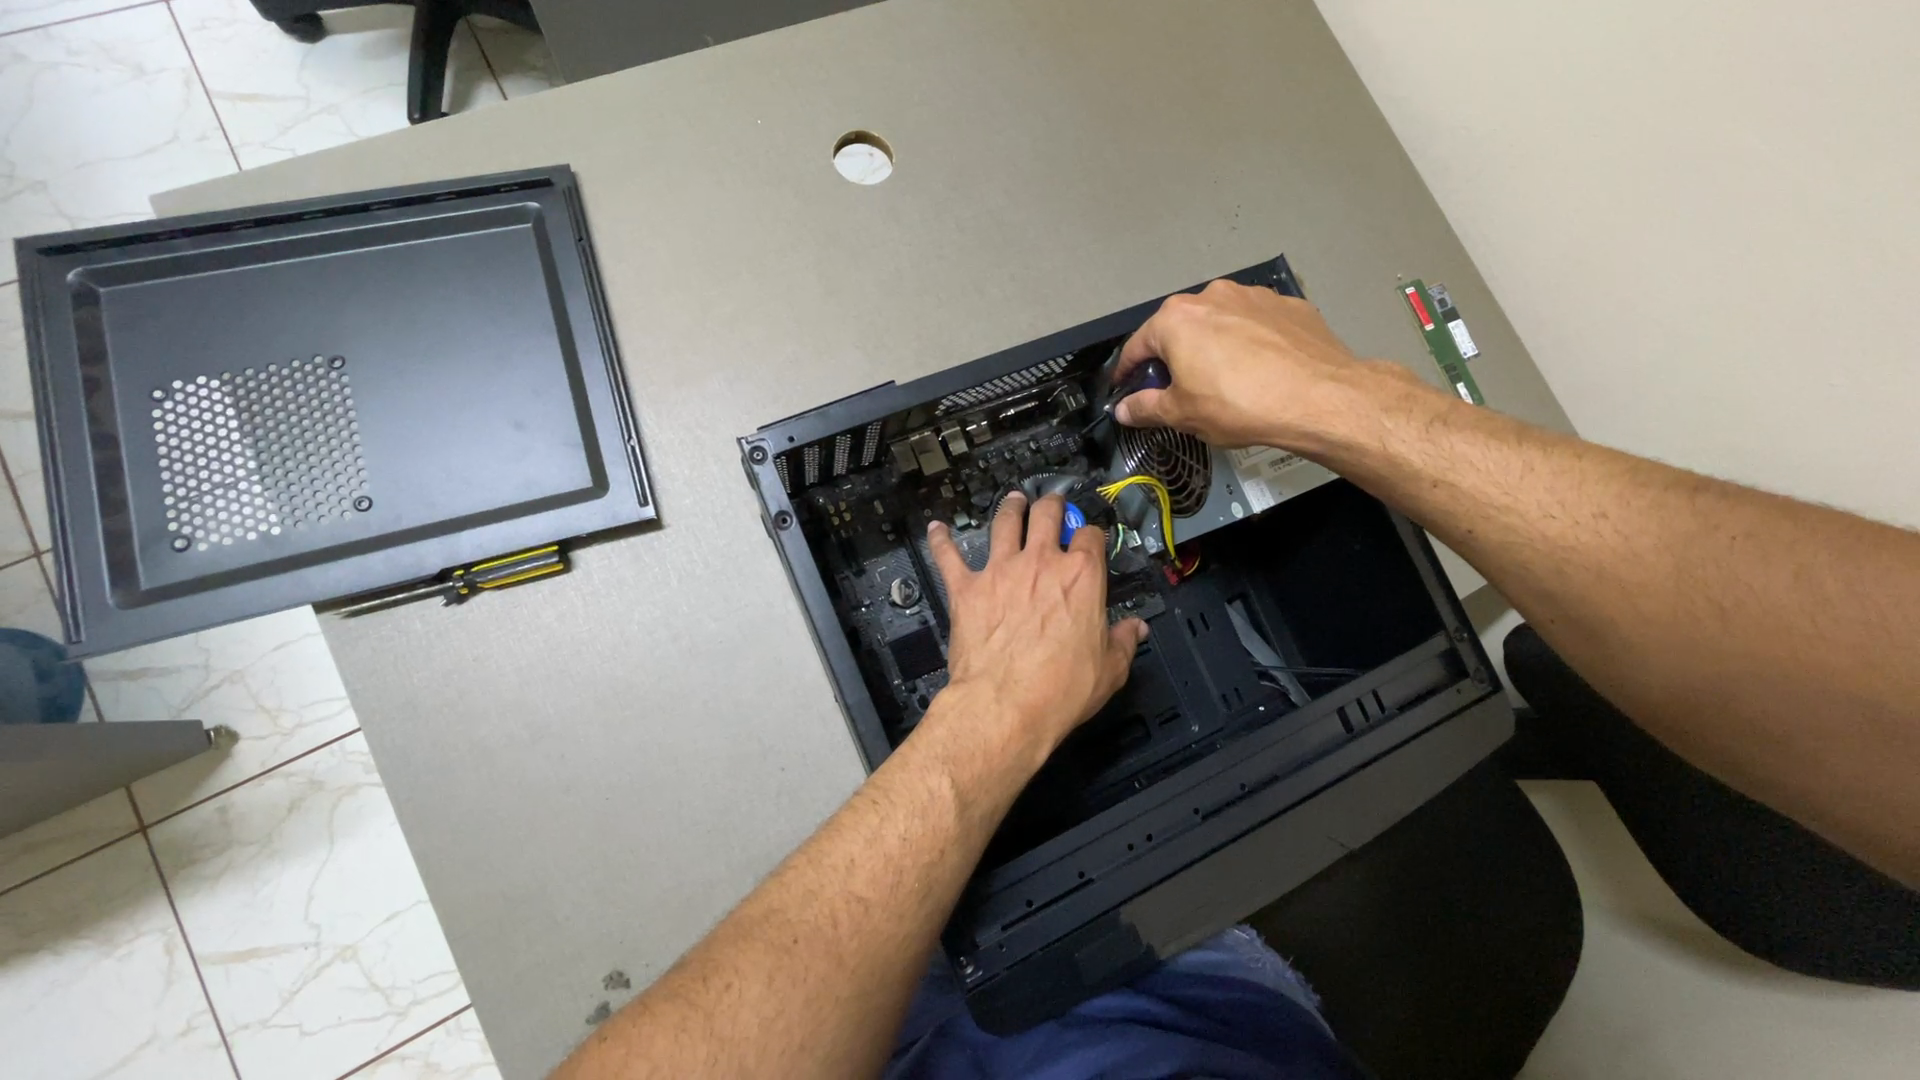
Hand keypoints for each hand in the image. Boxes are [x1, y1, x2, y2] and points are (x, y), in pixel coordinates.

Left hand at [925, 492, 1147, 762]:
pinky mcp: (965, 588)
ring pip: (1005, 523)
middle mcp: (1042, 562)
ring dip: (1010, 508)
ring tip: (1013, 501)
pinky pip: (949, 556)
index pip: (1092, 537)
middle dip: (1053, 506)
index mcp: (1082, 576)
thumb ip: (1123, 642)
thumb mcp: (1110, 670)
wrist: (1004, 704)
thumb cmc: (1063, 689)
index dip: (1092, 536)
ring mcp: (1000, 571)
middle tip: (1052, 505)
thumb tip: (1137, 628)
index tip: (1090, 541)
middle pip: (1047, 515)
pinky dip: (941, 540)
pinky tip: (937, 529)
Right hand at [1114, 279, 1423, 450]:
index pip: (1137, 346)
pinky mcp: (1289, 305)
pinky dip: (1250, 343)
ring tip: (1223, 379)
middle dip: (1173, 356)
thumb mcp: (1182, 414)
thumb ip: (1146, 408)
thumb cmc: (1239, 405)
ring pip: (1220, 322)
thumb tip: (1124, 409)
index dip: (1127, 371)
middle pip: (1179, 328)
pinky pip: (1257, 325)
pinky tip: (1259, 371)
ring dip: (1213, 346)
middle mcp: (1212, 296)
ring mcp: (1254, 296)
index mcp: (1177, 320)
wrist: (1319, 398)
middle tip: (1177, 388)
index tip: (1126, 388)